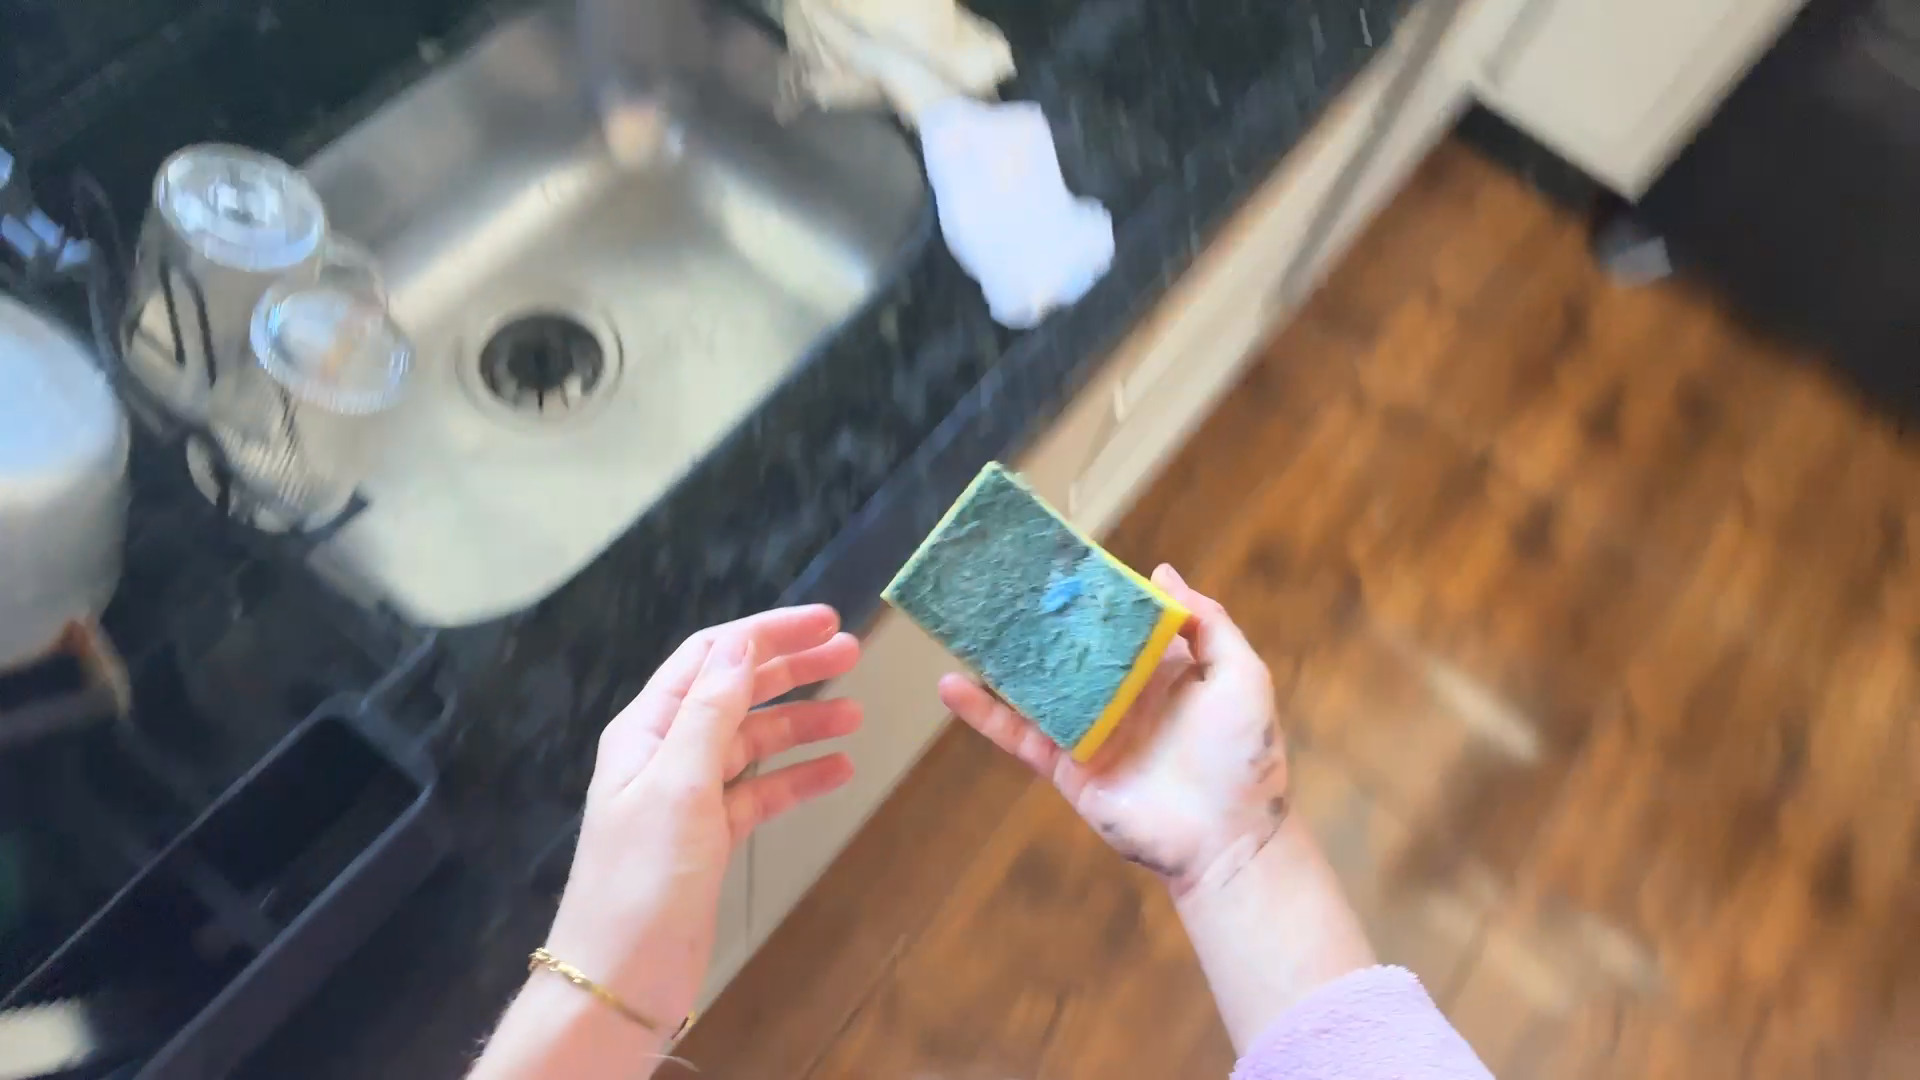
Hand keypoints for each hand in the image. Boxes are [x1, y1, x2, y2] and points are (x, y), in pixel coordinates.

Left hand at [543, 606, 862, 1037]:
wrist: (619, 986)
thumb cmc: (642, 880)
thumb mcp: (678, 784)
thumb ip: (711, 710)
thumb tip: (741, 642)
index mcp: (650, 727)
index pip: (714, 655)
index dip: (768, 631)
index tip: (823, 621)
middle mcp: (670, 750)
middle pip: (740, 690)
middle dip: (794, 669)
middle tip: (850, 652)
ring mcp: (694, 792)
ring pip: (758, 739)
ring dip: (805, 723)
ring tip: (854, 714)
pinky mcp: (714, 831)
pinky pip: (765, 788)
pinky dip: (800, 776)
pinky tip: (838, 770)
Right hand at [940, 565, 1288, 897]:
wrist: (1227, 840)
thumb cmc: (1242, 755)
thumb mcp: (1240, 675)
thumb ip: (1207, 623)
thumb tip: (1161, 572)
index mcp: (1154, 670)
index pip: (1112, 623)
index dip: (1087, 595)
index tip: (1056, 564)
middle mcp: (1114, 694)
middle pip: (1064, 650)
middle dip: (1035, 622)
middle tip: (996, 587)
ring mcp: (1085, 729)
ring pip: (1031, 687)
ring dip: (997, 660)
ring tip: (961, 626)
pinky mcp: (1064, 764)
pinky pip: (1017, 733)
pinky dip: (982, 713)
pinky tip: (950, 687)